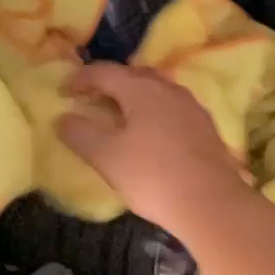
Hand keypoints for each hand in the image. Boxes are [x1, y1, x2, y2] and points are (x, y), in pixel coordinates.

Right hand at [57, 62, 252, 234]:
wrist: (212, 203)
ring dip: (134, 96)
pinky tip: (152, 133)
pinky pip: (172, 107)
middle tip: (91, 100)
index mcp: (141, 89)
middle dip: (109, 84)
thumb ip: (80, 134)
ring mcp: (191, 106)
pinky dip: (154, 111)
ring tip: (120, 115)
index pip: (104, 72)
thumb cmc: (152, 176)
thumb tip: (62, 118)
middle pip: (133, 75)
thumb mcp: (107, 157)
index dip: (80, 78)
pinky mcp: (206, 126)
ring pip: (156, 90)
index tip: (63, 92)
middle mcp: (168, 88)